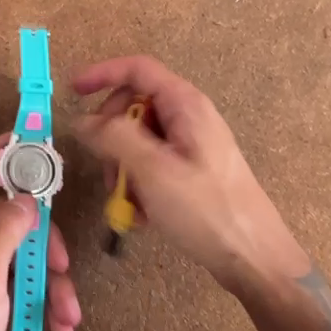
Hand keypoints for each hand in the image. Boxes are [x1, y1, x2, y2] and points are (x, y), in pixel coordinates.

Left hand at [0, 134, 81, 330]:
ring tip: (67, 312)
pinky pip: (21, 282)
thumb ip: (5, 231)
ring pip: (22, 252)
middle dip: (42, 238)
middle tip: (63, 261)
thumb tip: (28, 194)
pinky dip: (42, 299)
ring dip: (50, 279)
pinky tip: (58, 326)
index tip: (32, 139)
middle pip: (9, 215)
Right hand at [73, 56, 308, 296]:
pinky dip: (139, 181)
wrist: (257, 261)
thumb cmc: (207, 211)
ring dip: (122, 164)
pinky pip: (153, 162)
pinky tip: (141, 212)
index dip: (102, 74)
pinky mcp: (193, 171)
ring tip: (123, 199)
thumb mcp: (153, 171)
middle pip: (134, 104)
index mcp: (185, 105)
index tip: (73, 92)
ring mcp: (192, 145)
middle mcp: (190, 117)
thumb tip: (83, 120)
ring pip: (140, 137)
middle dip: (110, 133)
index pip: (137, 69)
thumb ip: (113, 137)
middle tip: (103, 166)